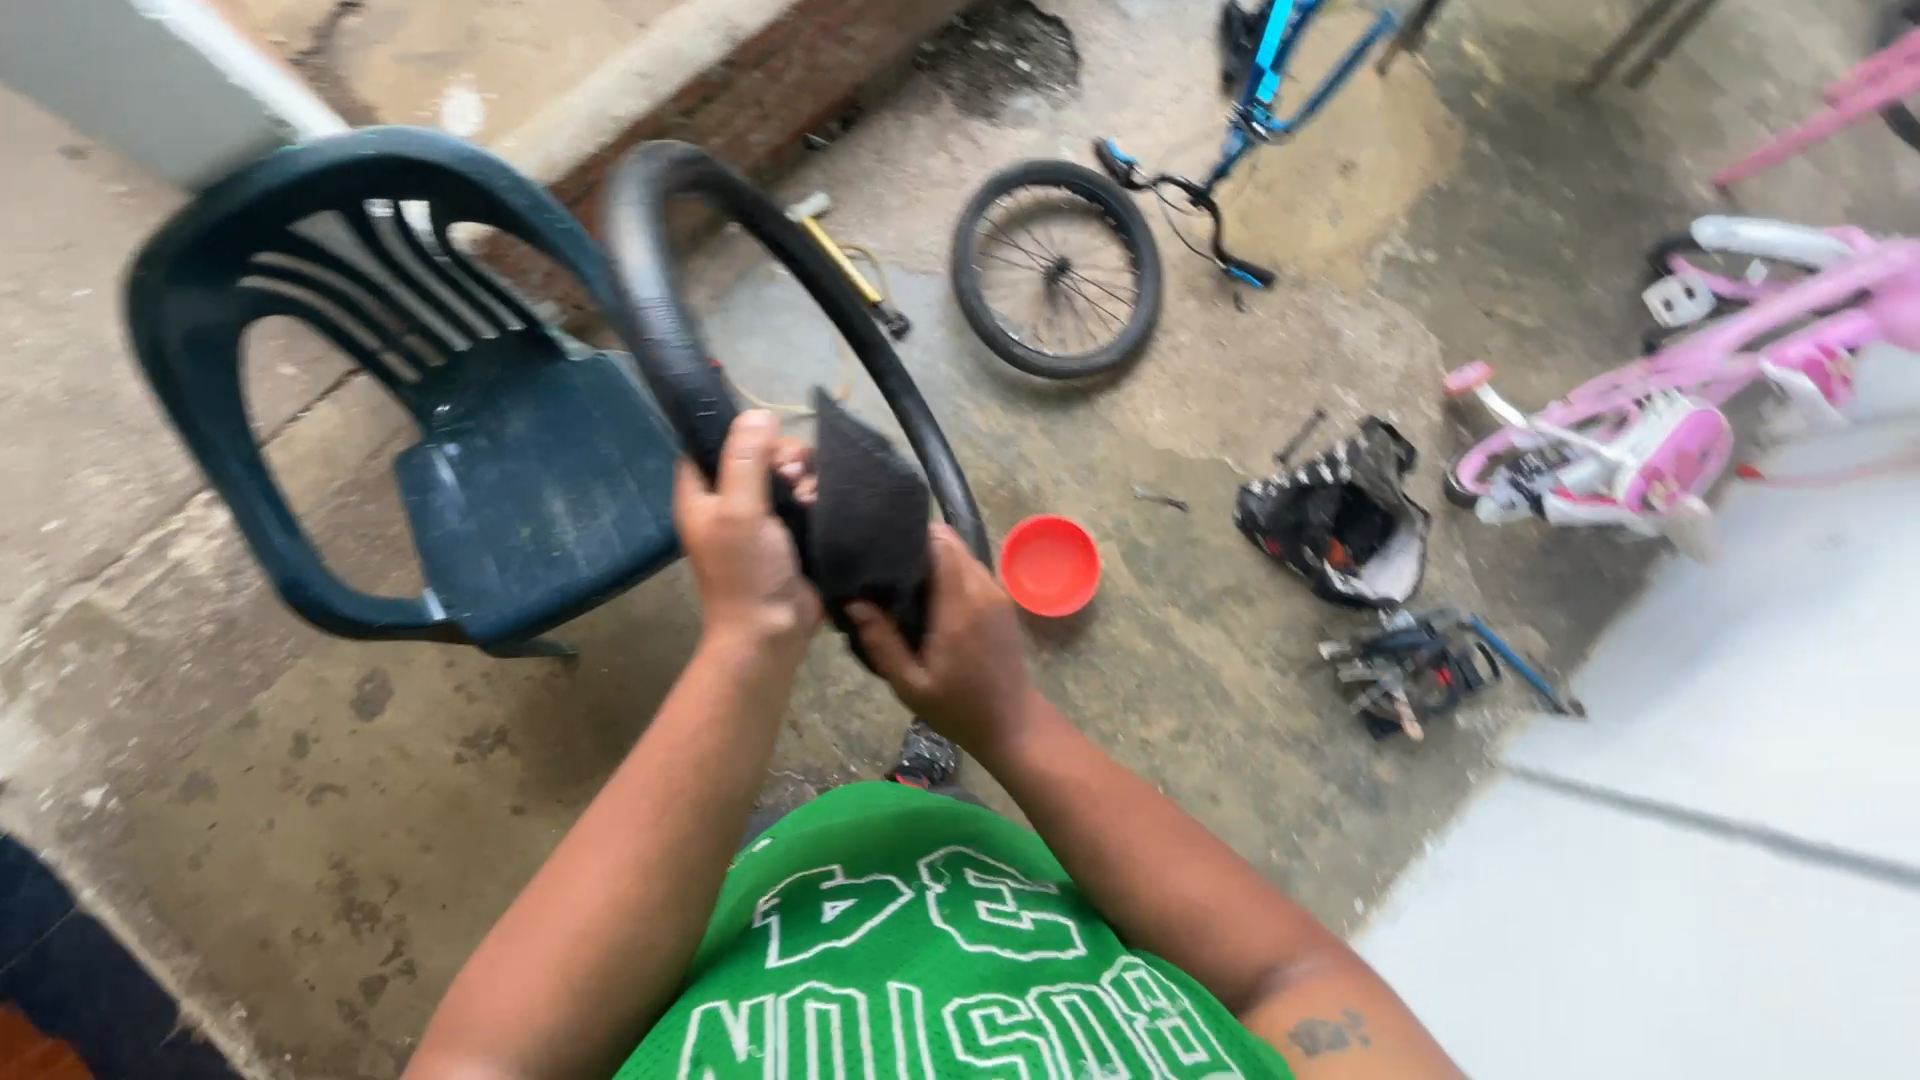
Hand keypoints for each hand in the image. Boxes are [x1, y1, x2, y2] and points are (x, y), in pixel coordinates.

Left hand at [675, 411, 821, 656]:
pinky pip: (805, 497)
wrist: (773, 630)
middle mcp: (730, 502)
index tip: (764, 433)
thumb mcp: (739, 510)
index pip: (709, 445)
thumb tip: (759, 412)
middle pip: (757, 454)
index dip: (736, 432)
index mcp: (702, 495)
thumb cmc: (745, 572)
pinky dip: (815, 495)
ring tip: (810, 492)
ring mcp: (762, 518)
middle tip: (792, 472)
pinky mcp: (792, 531)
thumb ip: (746, 459)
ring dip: (803, 475)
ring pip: (785, 474)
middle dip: (780, 456)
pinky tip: (821, 502)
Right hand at [848, 524, 1038, 756]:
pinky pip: (972, 570)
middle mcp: (983, 589)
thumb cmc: (958, 708)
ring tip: (903, 580)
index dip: (911, 537)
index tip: (881, 546)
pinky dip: (950, 572)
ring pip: (963, 554)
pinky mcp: (1003, 601)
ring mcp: (998, 593)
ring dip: (935, 559)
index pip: (940, 543)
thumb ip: (882, 642)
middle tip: (885, 564)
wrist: (1012, 723)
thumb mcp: (911, 685)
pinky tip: (928, 596)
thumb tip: (855, 603)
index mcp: (961, 605)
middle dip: (919, 545)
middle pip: (951, 542)